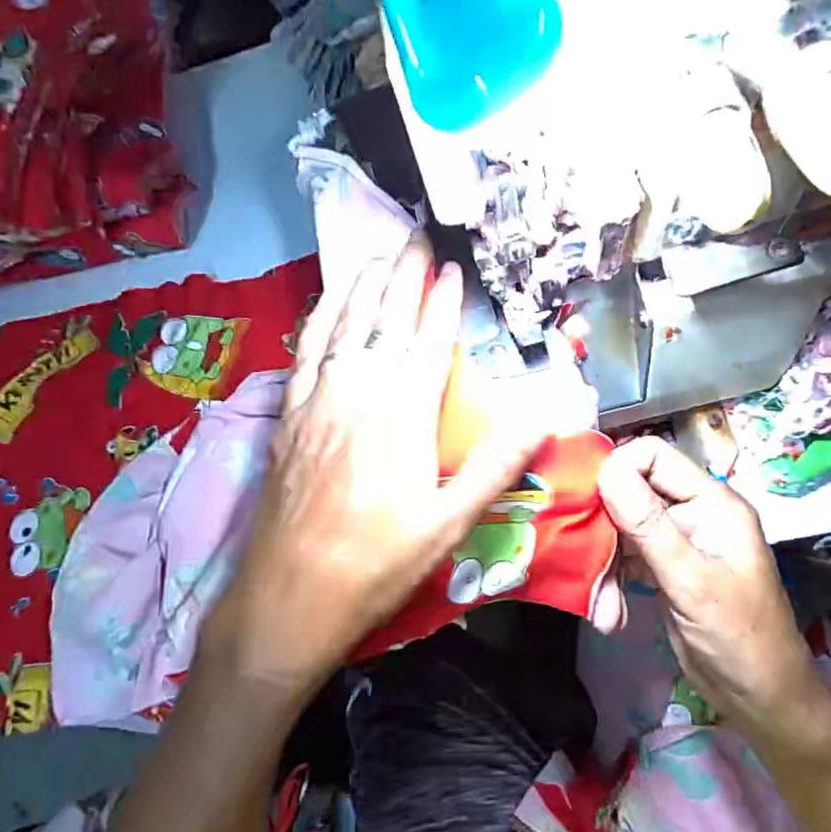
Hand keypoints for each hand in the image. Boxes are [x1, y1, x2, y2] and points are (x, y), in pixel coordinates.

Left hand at [198, 237, 543, 692]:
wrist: (289, 594)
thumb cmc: (376, 565)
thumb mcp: (448, 525)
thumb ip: (494, 464)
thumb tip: (542, 413)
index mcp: (400, 417)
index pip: (427, 344)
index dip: (442, 304)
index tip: (452, 269)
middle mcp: (356, 395)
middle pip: (384, 322)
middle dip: (403, 277)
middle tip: (416, 237)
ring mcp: (316, 402)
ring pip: (343, 328)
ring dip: (363, 287)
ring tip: (378, 254)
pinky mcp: (288, 418)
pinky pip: (306, 352)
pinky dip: (320, 319)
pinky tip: (326, 305)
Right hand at [597, 436, 819, 725]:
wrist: (760, 699)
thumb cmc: (739, 638)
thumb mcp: (691, 580)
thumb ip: (648, 524)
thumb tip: (607, 470)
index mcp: (712, 503)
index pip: (654, 457)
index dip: (617, 471)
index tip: (586, 503)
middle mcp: (693, 514)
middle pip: (631, 493)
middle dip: (603, 526)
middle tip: (581, 557)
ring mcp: (677, 542)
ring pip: (621, 529)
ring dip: (603, 563)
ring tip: (599, 604)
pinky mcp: (663, 569)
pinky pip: (624, 558)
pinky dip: (611, 581)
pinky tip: (607, 612)